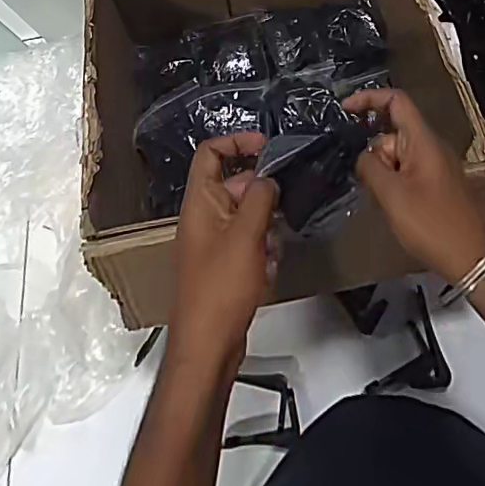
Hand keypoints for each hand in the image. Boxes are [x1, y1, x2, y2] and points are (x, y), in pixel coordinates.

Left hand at [168, 132, 277, 371]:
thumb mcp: (246, 235)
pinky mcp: (225, 264)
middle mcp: (203, 215)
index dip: (236, 142)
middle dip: (262, 195)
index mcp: (199, 200)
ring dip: (266, 226)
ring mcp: (213, 240)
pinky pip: (248, 242)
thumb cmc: (221, 287)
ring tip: (273, 247)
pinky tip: (269, 269)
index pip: (210, 153)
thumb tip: (268, 177)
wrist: (208, 343)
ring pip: (246, 215)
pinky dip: (262, 250)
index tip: (267, 146)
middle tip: (284, 207)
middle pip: (235, 185)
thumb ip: (260, 198)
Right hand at [342, 88, 484, 282]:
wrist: (473, 261)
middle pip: (391, 134)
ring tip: (387, 202)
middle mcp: (433, 147)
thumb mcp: (391, 195)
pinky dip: (394, 182)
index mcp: (424, 142)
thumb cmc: (432, 225)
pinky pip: (407, 170)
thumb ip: (369, 166)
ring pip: (397, 155)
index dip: (368, 98)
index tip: (345, 110)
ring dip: (384, 173)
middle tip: (374, 185)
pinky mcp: (439, 183)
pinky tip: (396, 206)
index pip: (396, 101)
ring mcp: (437, 165)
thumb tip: (363, 155)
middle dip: (374, 154)